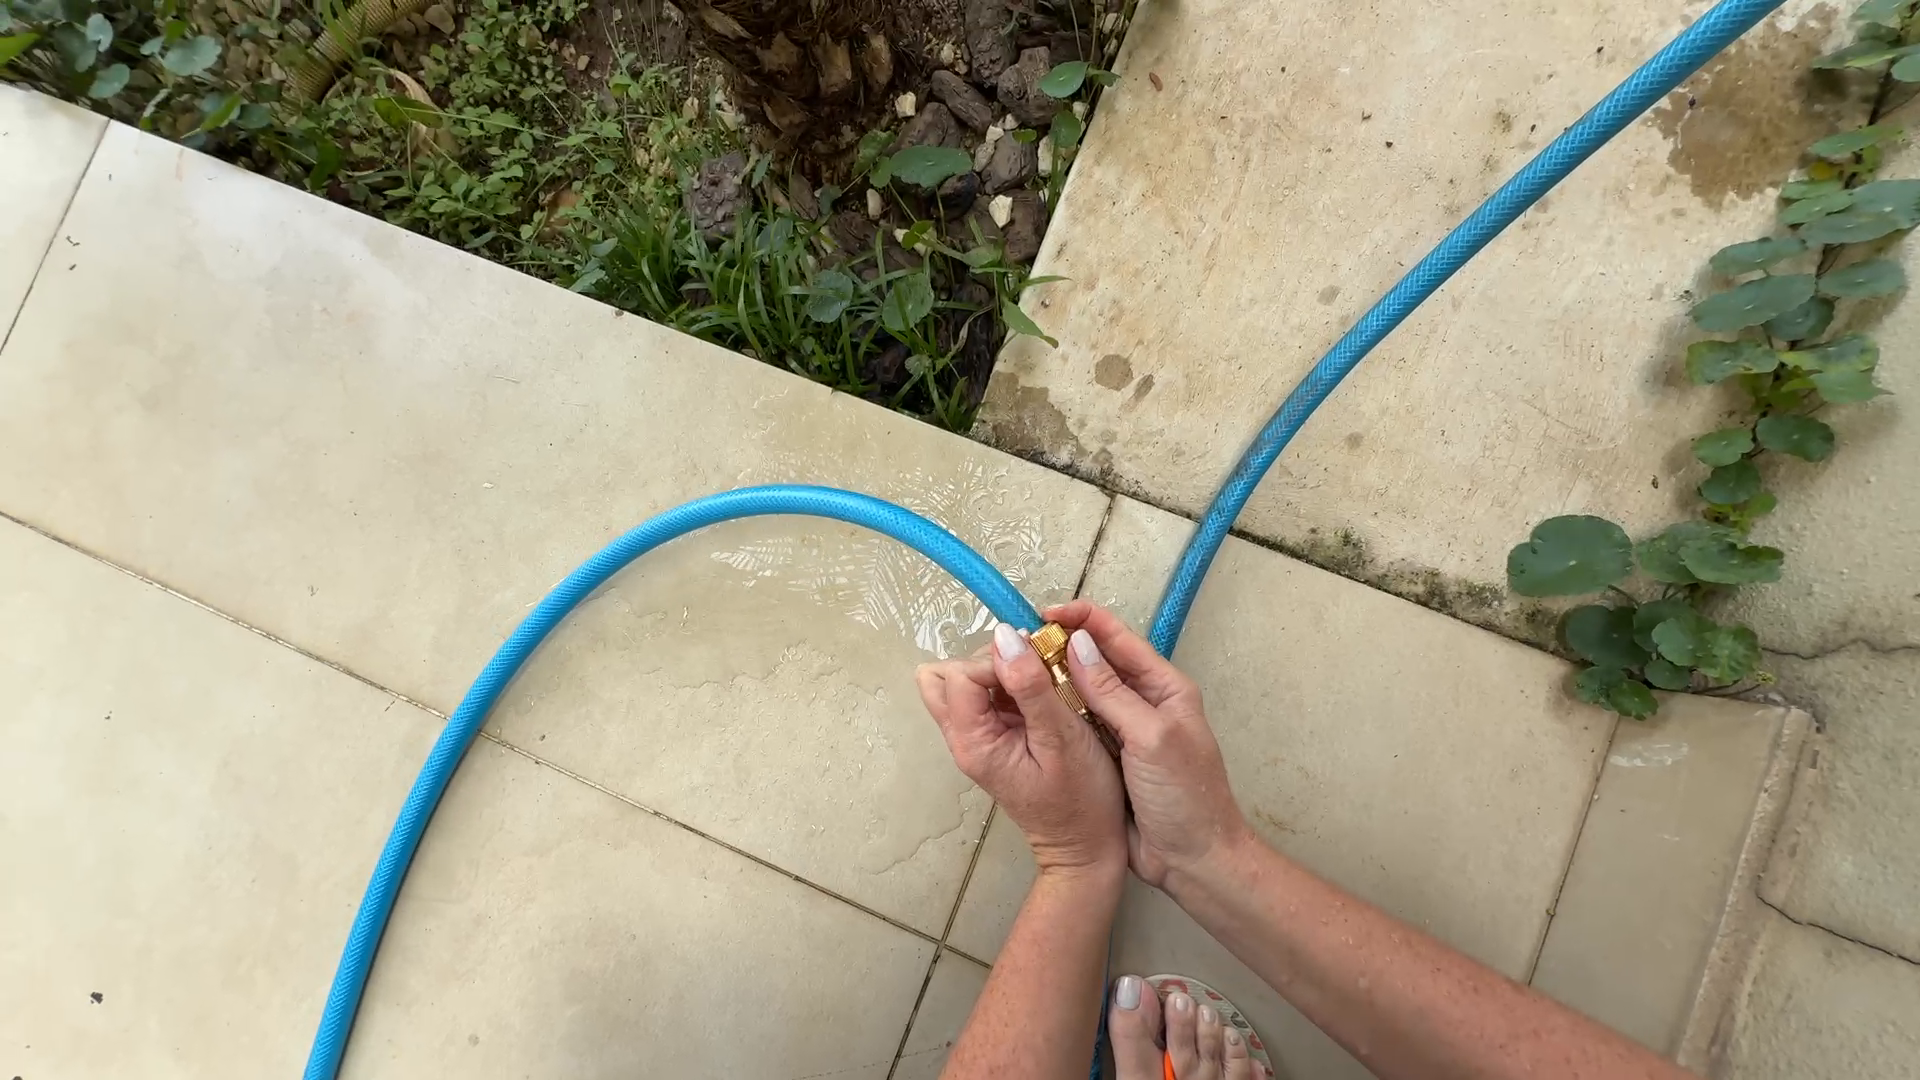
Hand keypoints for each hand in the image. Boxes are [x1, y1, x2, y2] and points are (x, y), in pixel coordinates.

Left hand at [916, 622, 1126, 877]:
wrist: (1087, 850)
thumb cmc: (1081, 800)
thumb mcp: (1062, 738)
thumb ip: (1030, 687)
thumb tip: (1005, 637)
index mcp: (974, 743)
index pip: (959, 676)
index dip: (995, 661)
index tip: (1035, 665)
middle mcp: (965, 738)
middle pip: (949, 675)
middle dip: (992, 660)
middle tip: (1036, 668)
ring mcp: (978, 738)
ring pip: (966, 681)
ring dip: (1002, 669)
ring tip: (1042, 678)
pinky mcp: (996, 736)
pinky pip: (988, 694)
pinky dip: (1012, 682)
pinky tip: (1044, 690)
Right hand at [1042, 601, 1252, 889]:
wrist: (1194, 862)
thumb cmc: (1185, 796)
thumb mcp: (1152, 738)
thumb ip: (1113, 692)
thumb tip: (1076, 643)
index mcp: (1163, 686)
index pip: (1118, 638)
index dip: (1082, 620)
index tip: (1043, 615)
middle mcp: (1140, 699)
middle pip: (1095, 660)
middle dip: (1059, 646)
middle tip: (1018, 643)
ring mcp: (1120, 727)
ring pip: (1080, 690)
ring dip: (1051, 678)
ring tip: (1013, 669)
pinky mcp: (1103, 752)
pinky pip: (1073, 722)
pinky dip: (1051, 710)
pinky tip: (1023, 706)